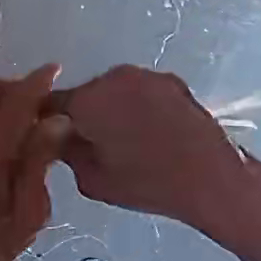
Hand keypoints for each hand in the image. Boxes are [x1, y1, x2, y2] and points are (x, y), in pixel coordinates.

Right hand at [50, 65, 260, 255]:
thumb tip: (54, 134)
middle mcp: (113, 77)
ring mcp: (146, 76)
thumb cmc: (147, 184)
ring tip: (124, 139)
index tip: (49, 137)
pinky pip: (140, 91)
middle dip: (81, 114)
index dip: (44, 120)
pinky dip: (137, 106)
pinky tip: (149, 132)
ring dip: (111, 108)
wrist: (215, 180)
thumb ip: (64, 151)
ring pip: (112, 90)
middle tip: (91, 142)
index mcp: (86, 99)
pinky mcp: (172, 81)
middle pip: (82, 93)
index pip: (48, 102)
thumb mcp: (90, 179)